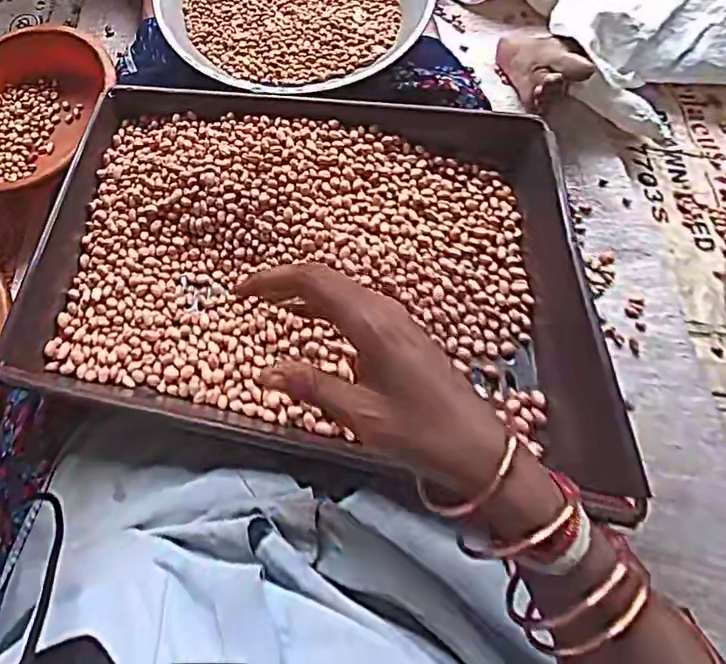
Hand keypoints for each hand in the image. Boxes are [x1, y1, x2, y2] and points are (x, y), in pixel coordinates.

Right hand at [240, 263, 509, 491]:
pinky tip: (307, 319)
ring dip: (301, 290)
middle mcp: (381, 308)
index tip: (241, 290)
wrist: (483, 449)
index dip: (271, 280)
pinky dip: (322, 304)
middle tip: (248, 294)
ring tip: (269, 303)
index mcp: (370, 322)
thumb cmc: (422, 433)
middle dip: (281, 280)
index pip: (311, 281)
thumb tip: (265, 373)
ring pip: (338, 287)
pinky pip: (352, 302)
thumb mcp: (361, 415)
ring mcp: (394, 316)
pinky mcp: (400, 329)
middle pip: (323, 276)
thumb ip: (312, 387)